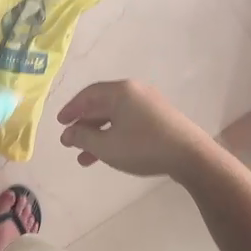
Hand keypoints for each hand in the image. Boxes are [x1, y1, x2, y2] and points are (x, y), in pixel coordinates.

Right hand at [56, 80, 210, 177]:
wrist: (190, 156)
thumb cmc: (142, 147)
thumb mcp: (106, 145)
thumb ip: (82, 137)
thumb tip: (67, 133)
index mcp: (121, 91)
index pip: (88, 95)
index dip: (71, 109)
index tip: (60, 123)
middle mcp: (135, 92)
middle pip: (102, 106)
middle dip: (84, 126)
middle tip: (70, 142)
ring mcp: (150, 105)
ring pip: (115, 118)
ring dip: (98, 136)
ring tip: (84, 158)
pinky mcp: (160, 119)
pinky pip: (129, 123)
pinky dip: (114, 137)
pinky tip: (108, 155)